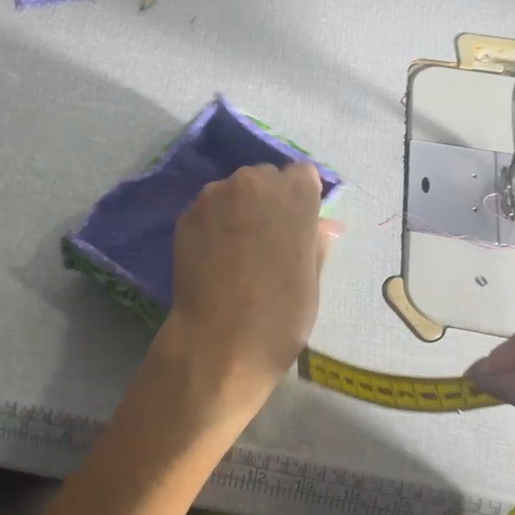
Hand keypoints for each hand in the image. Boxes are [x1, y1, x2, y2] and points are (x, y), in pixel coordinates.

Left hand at [162, 162, 329, 414]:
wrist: (222, 339)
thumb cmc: (282, 312)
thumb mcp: (311, 277)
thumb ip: (316, 240)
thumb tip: (328, 225)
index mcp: (294, 192)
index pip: (302, 175)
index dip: (299, 198)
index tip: (296, 225)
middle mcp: (253, 181)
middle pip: (263, 178)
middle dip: (266, 200)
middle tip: (266, 239)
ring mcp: (214, 195)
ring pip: (231, 192)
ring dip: (236, 209)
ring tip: (236, 250)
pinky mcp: (186, 215)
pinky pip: (207, 211)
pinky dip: (212, 225)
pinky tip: (213, 257)